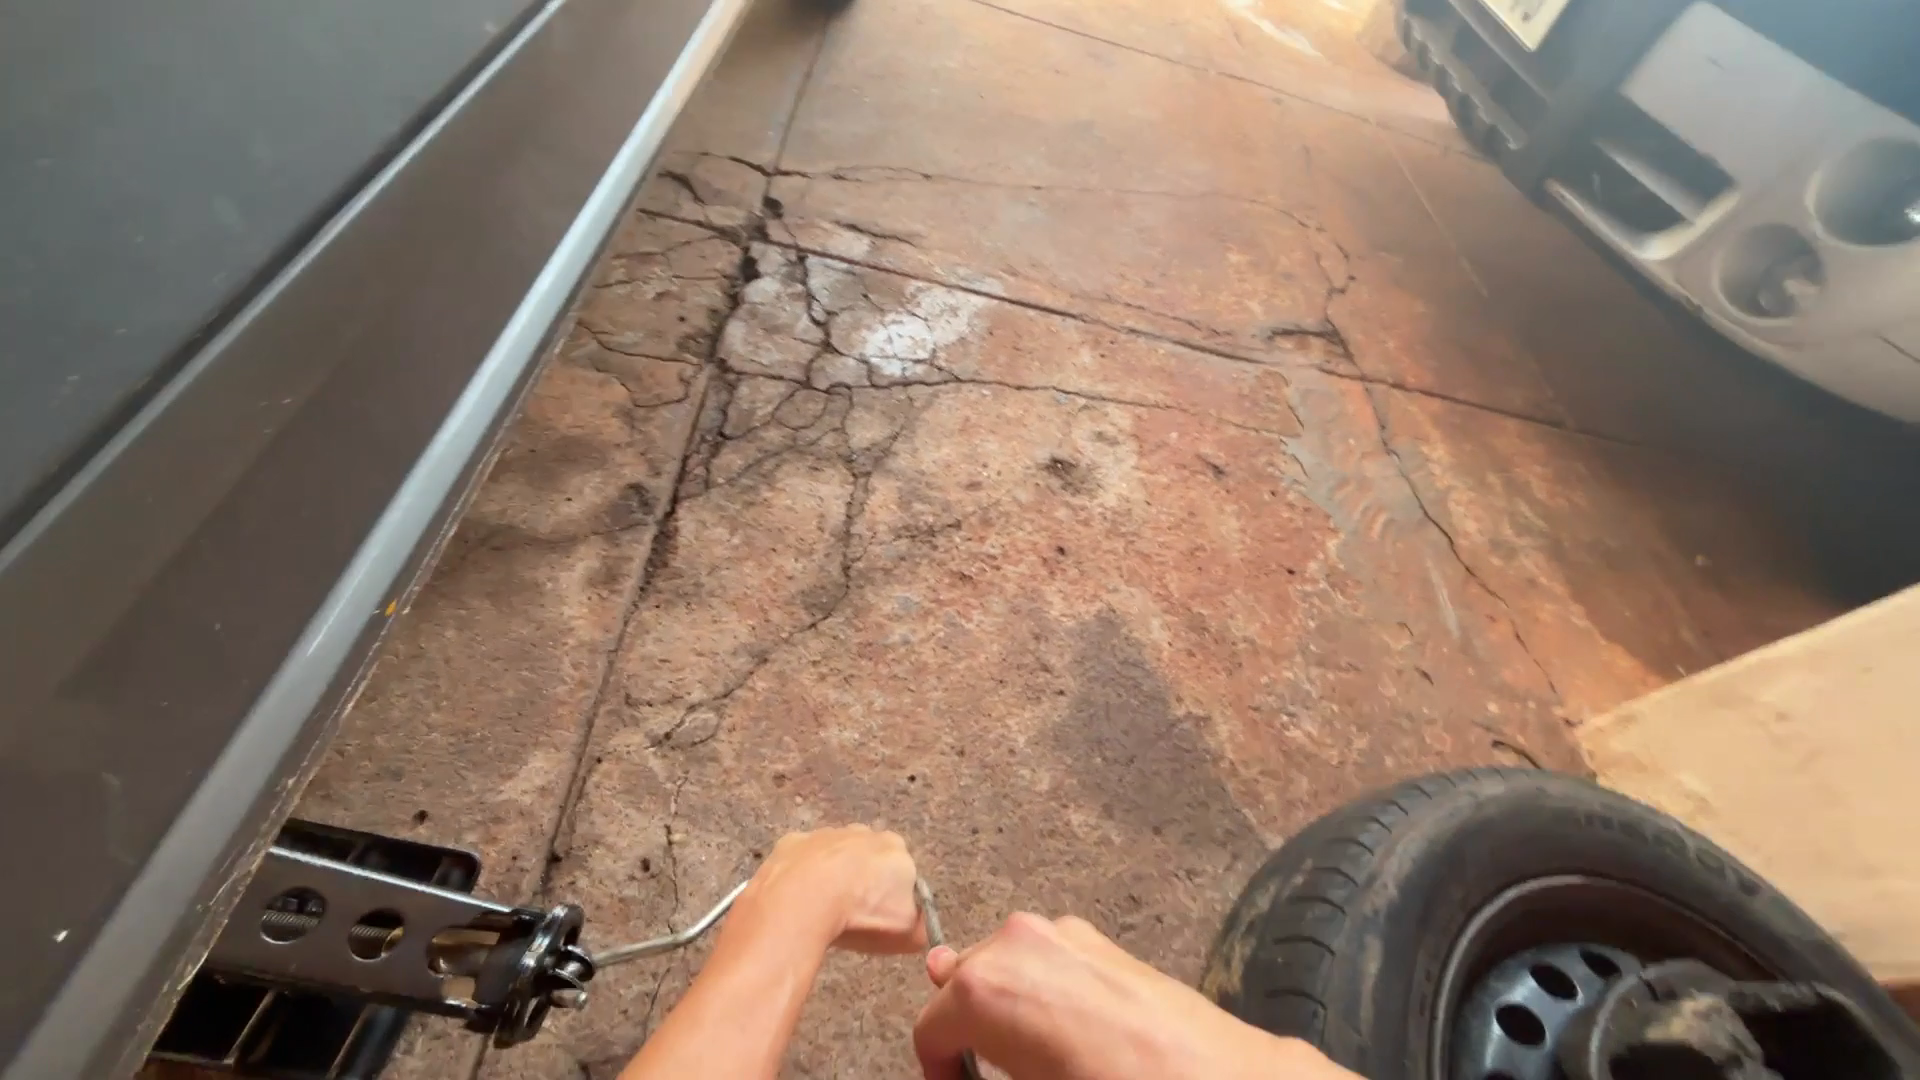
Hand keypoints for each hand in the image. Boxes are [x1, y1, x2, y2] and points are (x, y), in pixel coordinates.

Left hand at [734, 825, 924, 954]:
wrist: (804, 900)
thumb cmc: (861, 915)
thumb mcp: (907, 933)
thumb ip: (919, 926)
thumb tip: (918, 928)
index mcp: (895, 849)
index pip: (902, 870)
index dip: (893, 895)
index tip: (882, 918)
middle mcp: (863, 833)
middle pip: (867, 857)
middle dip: (862, 880)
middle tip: (852, 915)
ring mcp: (826, 834)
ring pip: (833, 855)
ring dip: (830, 876)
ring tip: (822, 911)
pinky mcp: (794, 842)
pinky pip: (800, 859)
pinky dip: (799, 876)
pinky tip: (796, 900)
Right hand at [913, 913, 1358, 1079]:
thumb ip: (976, 1072)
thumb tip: (958, 1069)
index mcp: (987, 987)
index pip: (930, 1031)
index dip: (941, 1074)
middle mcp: (1015, 941)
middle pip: (962, 987)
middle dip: (969, 1035)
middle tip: (996, 1076)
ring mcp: (1058, 931)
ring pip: (1001, 967)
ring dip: (1003, 1011)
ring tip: (1036, 1061)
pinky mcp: (1095, 936)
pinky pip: (1042, 959)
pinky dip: (1038, 991)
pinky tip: (1071, 1035)